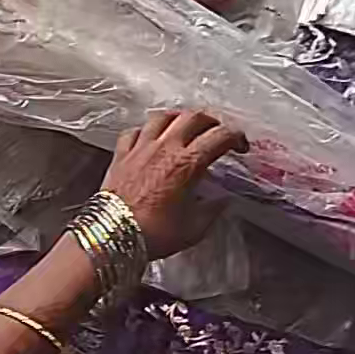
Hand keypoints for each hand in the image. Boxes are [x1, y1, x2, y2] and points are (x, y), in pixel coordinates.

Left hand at [103, 110, 248, 259]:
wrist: (112, 236)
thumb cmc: (155, 234)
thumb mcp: (194, 228)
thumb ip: (212, 210)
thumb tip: (223, 201)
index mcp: (188, 163)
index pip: (220, 137)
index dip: (236, 137)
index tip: (241, 146)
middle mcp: (165, 148)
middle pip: (193, 117)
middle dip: (211, 121)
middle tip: (218, 131)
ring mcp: (141, 147)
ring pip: (163, 117)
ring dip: (180, 118)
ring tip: (186, 126)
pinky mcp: (121, 154)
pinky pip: (135, 131)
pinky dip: (147, 130)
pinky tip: (151, 137)